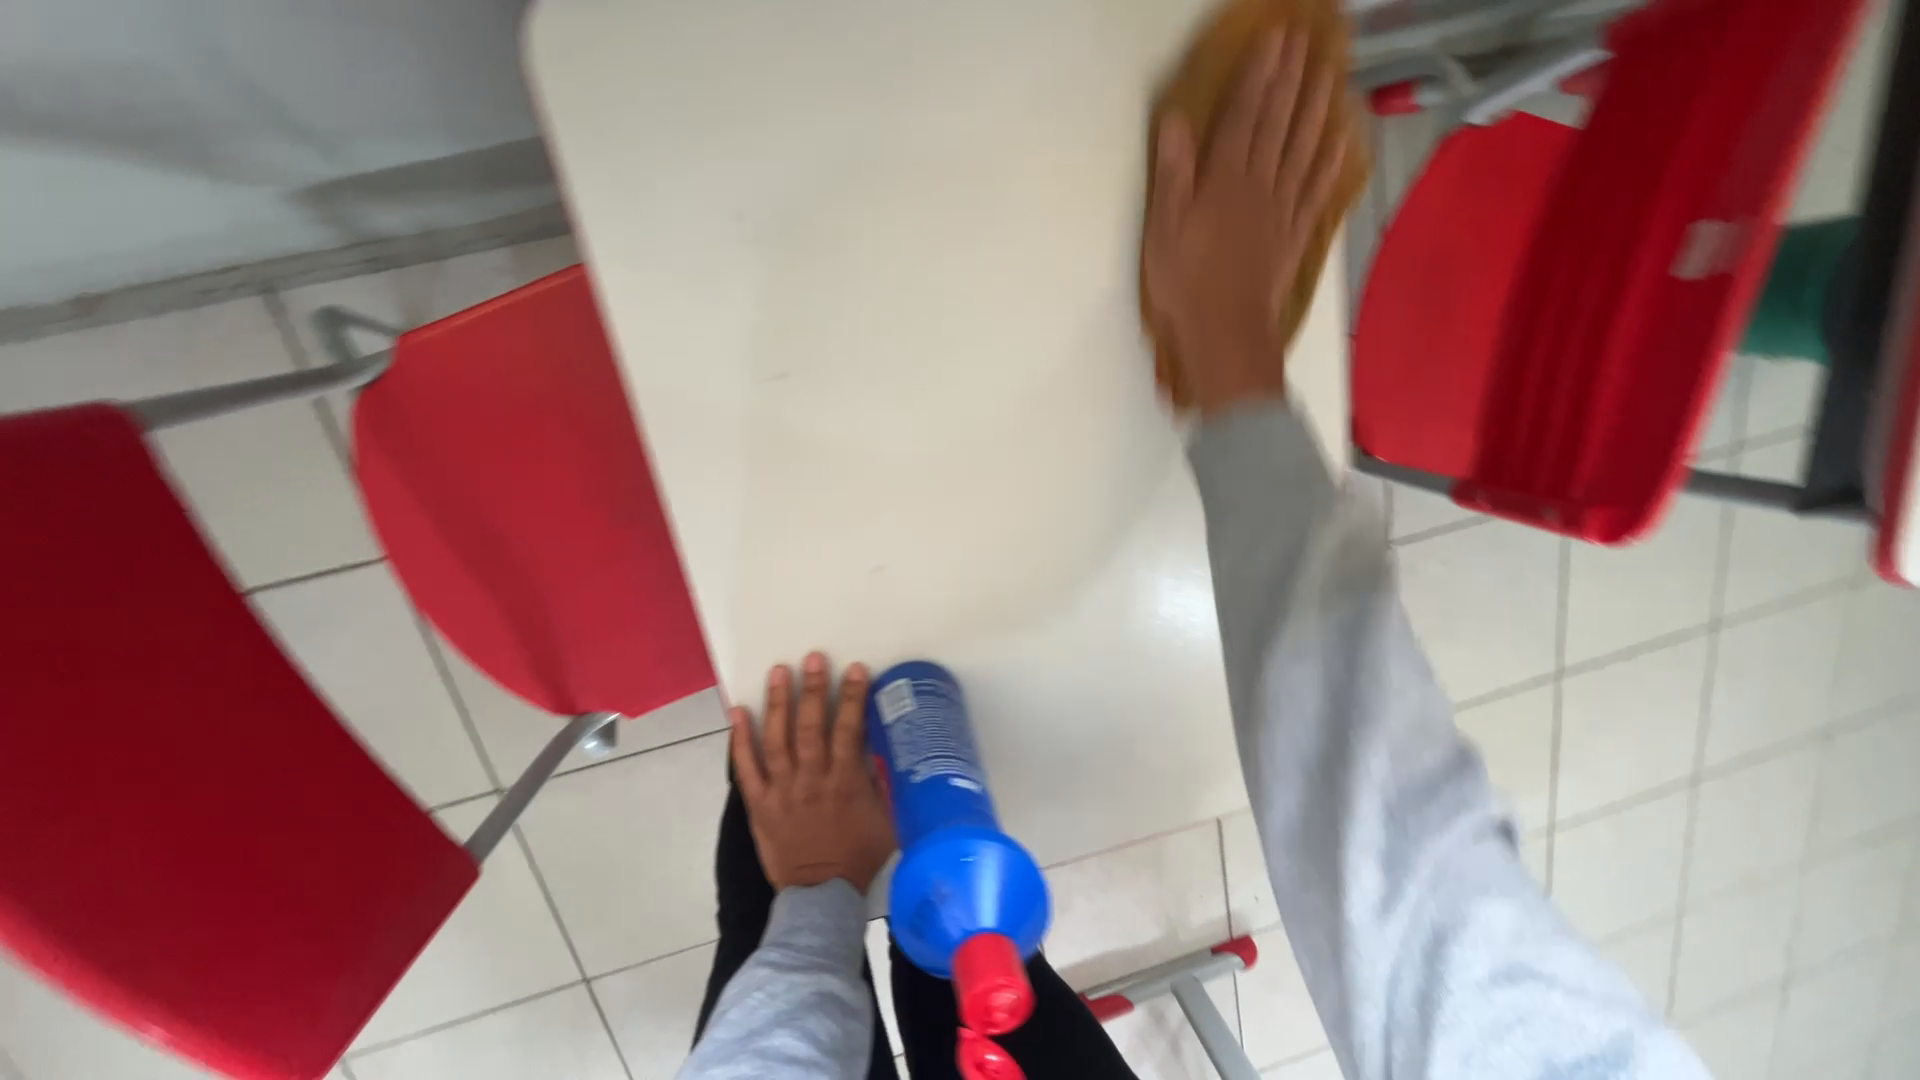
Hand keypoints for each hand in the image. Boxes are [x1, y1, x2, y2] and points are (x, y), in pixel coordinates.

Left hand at [729, 652, 896, 893]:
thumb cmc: (857, 859)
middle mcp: (812, 779)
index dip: (853, 697)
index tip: (856, 669)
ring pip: (778, 738)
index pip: (849, 730)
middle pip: (811, 726)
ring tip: (778, 671)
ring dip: (778, 702)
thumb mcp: (885, 822)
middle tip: (813, 657)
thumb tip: (878, 754)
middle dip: (813, 689)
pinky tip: (738, 712)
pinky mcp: (759, 804)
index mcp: (845, 782)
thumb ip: (880, 786)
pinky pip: (746, 768)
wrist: (820, 896)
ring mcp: (782, 790)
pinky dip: (740, 740)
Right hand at [1144, 29, 1348, 416]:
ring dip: (1317, 107)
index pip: (1245, 116)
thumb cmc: (1185, 283)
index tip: (1275, 37)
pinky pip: (1317, 187)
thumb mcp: (1163, 229)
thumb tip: (1178, 119)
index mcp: (1224, 181)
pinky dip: (1330, 158)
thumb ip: (1173, 174)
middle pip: (1279, 123)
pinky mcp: (1294, 233)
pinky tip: (1340, 135)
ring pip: (1304, 147)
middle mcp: (1259, 185)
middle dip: (1293, 77)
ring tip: (1330, 71)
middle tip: (1308, 38)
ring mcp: (1282, 208)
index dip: (1260, 74)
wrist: (1226, 332)